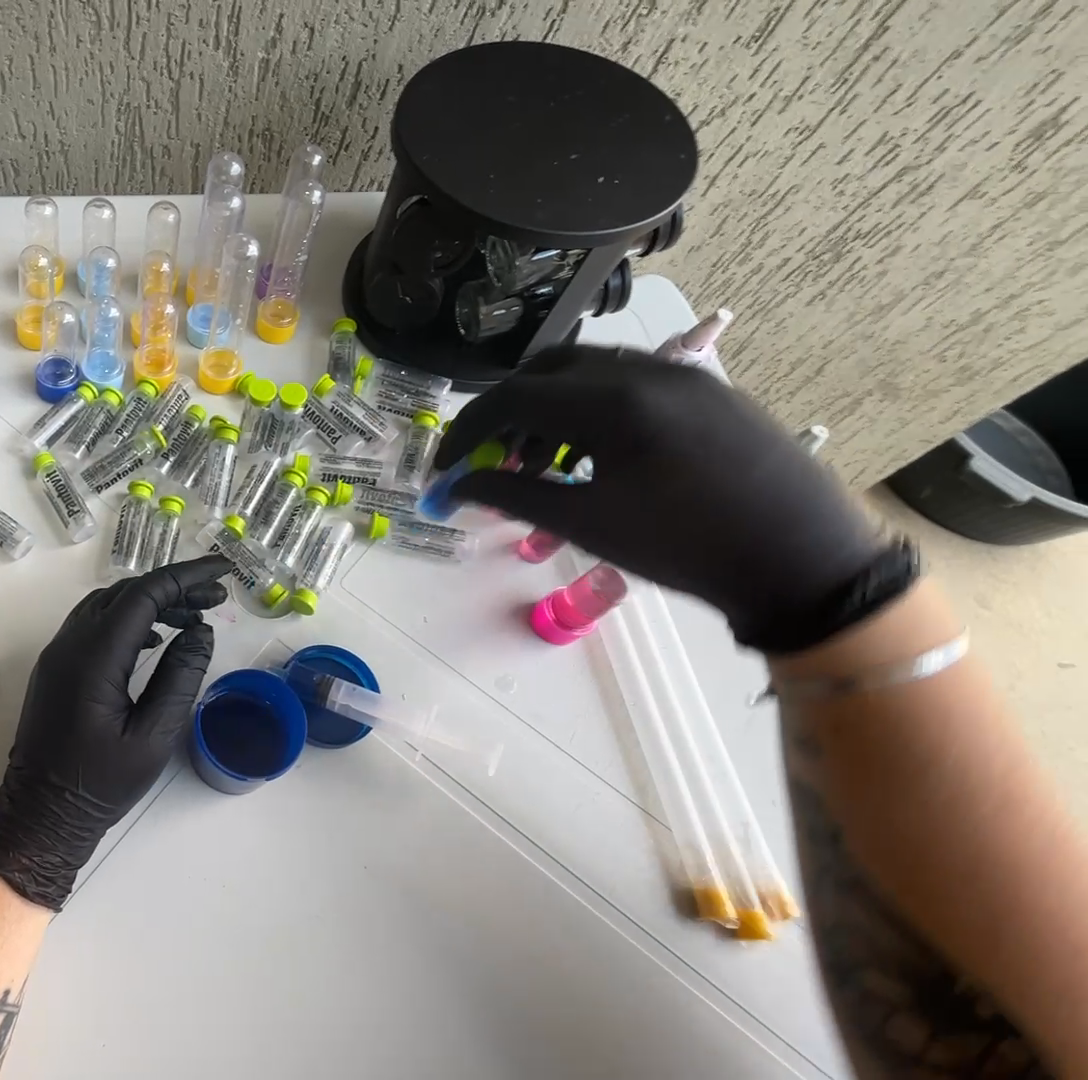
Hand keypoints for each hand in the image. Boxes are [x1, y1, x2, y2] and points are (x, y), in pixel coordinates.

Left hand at [0, 555, 230, 909]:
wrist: (40, 814)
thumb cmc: (100, 784)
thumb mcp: (154, 735)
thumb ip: (180, 677)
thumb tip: (201, 630)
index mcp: (95, 656)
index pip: (144, 594)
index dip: (186, 578)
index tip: (222, 573)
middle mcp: (70, 643)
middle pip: (125, 593)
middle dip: (172, 587)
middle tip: (215, 598)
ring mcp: (58, 654)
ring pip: (106, 605)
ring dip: (150, 602)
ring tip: (192, 618)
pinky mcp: (56, 668)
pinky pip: (93, 626)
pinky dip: (128, 620)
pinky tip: (154, 640)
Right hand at [435, 345, 888, 652]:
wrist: (804, 561)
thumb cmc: (684, 548)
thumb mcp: (586, 524)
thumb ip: (511, 494)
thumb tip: (456, 485)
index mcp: (614, 404)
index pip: (513, 398)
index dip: (467, 431)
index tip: (446, 467)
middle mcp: (647, 371)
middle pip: (546, 371)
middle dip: (505, 414)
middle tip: (490, 459)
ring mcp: (683, 375)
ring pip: (588, 373)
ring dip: (548, 410)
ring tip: (540, 465)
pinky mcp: (708, 389)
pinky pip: (629, 383)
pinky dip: (590, 410)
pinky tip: (593, 456)